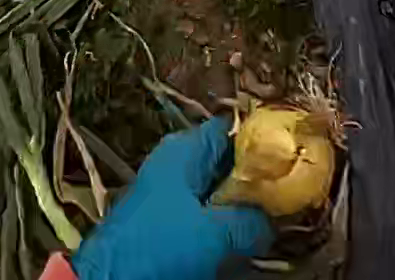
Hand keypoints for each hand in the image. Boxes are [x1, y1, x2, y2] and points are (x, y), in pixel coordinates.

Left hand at [69, 117, 272, 279]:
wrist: (110, 278)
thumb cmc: (159, 243)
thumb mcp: (212, 232)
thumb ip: (247, 221)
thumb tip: (272, 219)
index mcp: (184, 149)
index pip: (227, 130)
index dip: (257, 142)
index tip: (284, 160)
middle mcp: (176, 162)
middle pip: (223, 162)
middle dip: (251, 181)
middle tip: (282, 198)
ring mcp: (168, 191)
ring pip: (214, 191)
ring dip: (237, 207)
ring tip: (267, 223)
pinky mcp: (165, 220)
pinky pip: (201, 213)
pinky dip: (220, 223)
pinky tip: (238, 242)